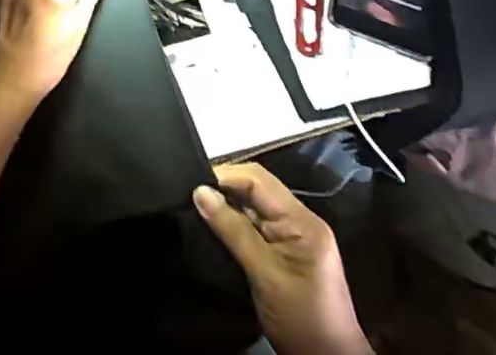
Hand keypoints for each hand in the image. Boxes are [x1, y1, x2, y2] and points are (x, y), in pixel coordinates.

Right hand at [194, 163, 371, 354]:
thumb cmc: (301, 320)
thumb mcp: (264, 274)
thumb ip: (232, 230)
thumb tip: (200, 191)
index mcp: (302, 221)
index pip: (258, 180)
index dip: (225, 176)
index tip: (193, 183)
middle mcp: (301, 221)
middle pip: (258, 189)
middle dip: (225, 188)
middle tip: (193, 195)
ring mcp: (297, 236)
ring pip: (256, 206)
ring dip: (229, 205)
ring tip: (199, 207)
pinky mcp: (289, 251)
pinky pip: (259, 224)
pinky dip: (238, 222)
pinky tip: (218, 227)